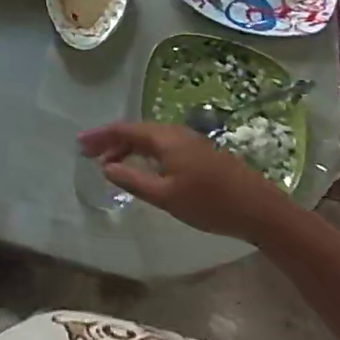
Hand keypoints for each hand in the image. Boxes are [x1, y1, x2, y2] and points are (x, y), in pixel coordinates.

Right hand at [78, 120, 301, 240]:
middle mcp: (175, 133)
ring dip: (127, 148)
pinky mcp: (201, 153)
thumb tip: (106, 167)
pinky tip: (143, 167)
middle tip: (89, 153)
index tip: (79, 144)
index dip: (100, 136)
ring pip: (150, 138)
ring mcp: (191, 141)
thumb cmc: (210, 203)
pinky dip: (144, 152)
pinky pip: (162, 145)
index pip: (124, 130)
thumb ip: (133, 180)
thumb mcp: (165, 196)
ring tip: (110, 163)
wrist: (260, 210)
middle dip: (110, 140)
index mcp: (164, 138)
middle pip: (136, 131)